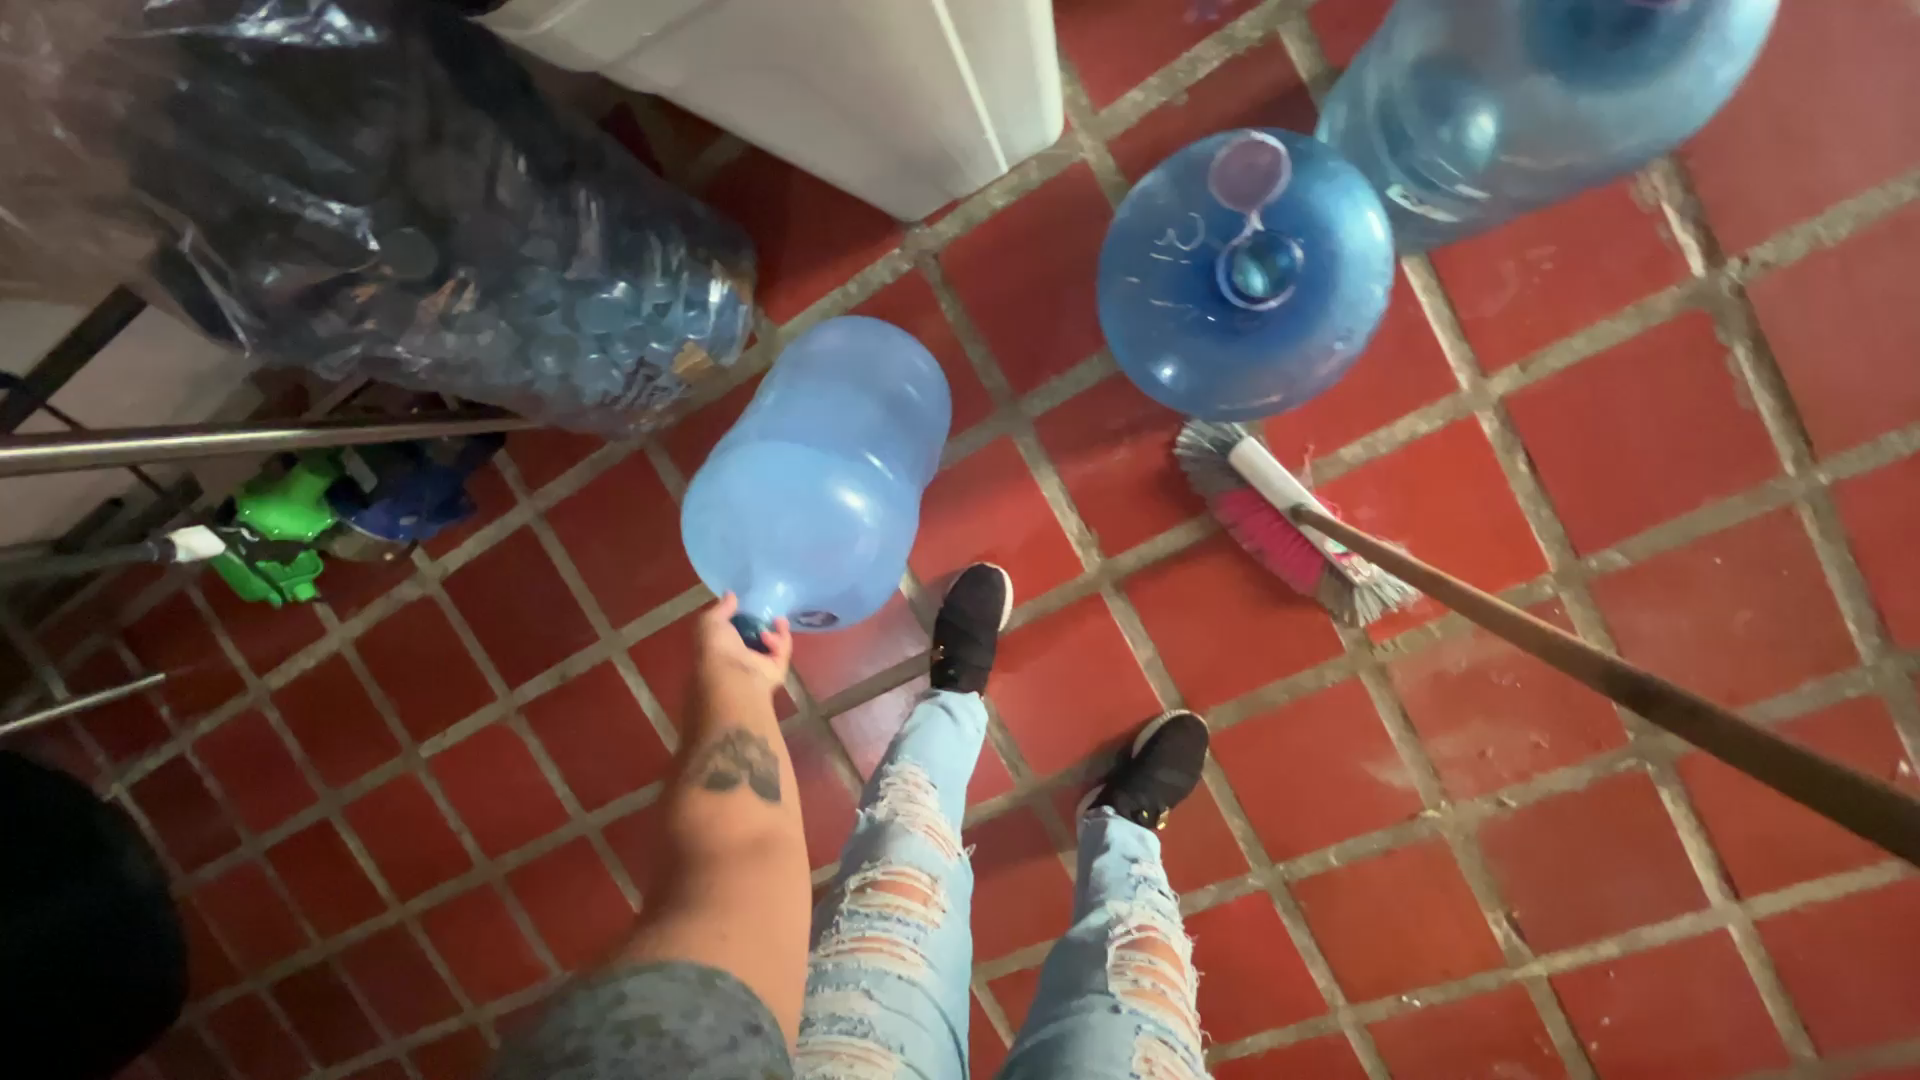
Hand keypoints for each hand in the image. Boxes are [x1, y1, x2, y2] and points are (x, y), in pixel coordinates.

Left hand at [694, 593, 791, 694]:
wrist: (732, 676)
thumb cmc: (716, 648)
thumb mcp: (711, 621)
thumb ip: (722, 607)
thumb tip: (731, 594)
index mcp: (723, 647)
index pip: (736, 630)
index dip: (744, 616)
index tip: (750, 604)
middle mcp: (742, 657)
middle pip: (758, 635)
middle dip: (766, 622)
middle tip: (771, 610)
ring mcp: (760, 665)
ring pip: (775, 643)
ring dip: (777, 630)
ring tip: (777, 620)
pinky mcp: (777, 670)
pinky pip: (783, 651)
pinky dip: (780, 641)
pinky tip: (769, 636)